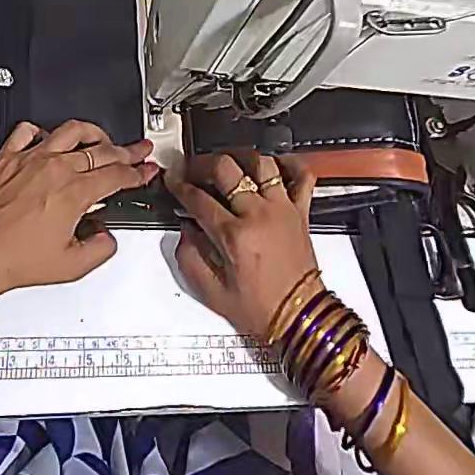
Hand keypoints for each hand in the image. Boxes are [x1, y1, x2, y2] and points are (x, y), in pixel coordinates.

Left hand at [0, 121, 158, 326]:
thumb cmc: (12, 260)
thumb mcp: (71, 266)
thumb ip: (100, 248)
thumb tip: (106, 238)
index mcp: (74, 192)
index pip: (117, 174)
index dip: (138, 172)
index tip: (146, 171)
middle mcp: (54, 169)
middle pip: (102, 150)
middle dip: (127, 150)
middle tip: (138, 151)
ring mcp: (29, 160)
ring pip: (71, 131)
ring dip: (93, 133)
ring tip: (102, 138)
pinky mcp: (7, 159)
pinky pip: (27, 132)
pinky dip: (43, 132)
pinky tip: (48, 138)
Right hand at [166, 152, 319, 342]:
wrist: (300, 318)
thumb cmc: (263, 309)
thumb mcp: (212, 293)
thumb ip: (190, 259)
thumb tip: (185, 232)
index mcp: (235, 236)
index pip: (198, 199)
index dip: (179, 186)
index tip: (172, 181)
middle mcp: (260, 215)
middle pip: (226, 169)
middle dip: (201, 163)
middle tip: (193, 168)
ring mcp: (283, 209)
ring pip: (261, 163)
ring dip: (240, 156)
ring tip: (228, 161)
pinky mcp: (301, 212)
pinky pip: (301, 176)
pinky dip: (289, 163)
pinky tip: (274, 163)